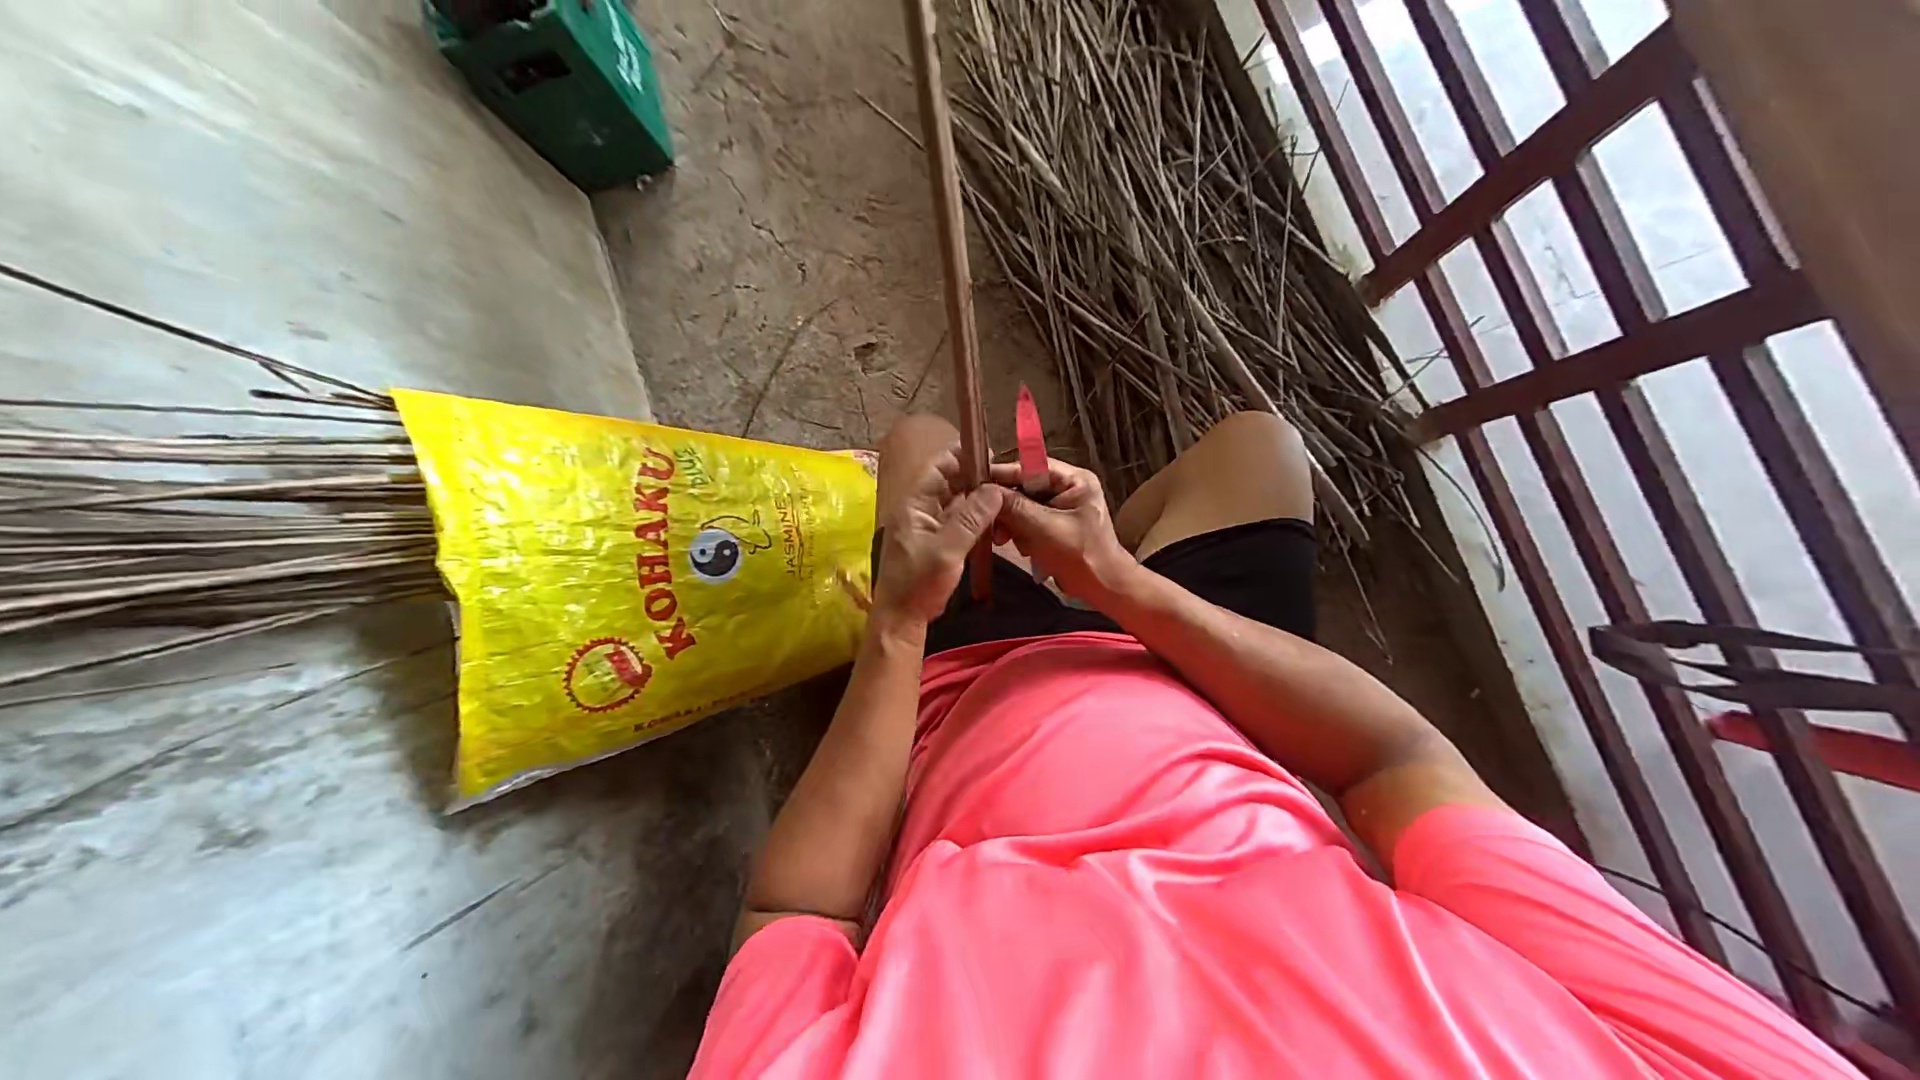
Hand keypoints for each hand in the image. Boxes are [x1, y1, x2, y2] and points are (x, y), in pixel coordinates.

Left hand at [872, 450, 1005, 629]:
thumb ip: (971, 518)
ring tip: (1006, 496)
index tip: (992, 456)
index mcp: (915, 503)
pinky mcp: (937, 540)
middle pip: (951, 481)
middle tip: (1007, 478)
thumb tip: (995, 488)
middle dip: (977, 477)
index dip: (963, 456)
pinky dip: (976, 517)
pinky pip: (959, 519)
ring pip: (957, 500)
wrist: (902, 618)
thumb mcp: (948, 549)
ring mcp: (929, 524)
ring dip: (979, 498)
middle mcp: (921, 508)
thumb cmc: (919, 583)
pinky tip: (995, 518)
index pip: (939, 466)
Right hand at [990, 457, 1134, 604]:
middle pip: (1023, 486)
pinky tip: (1023, 547)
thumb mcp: (1045, 529)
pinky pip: (1026, 521)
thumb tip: (984, 492)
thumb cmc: (1081, 555)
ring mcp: (1059, 506)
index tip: (976, 483)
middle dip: (1008, 507)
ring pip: (1021, 505)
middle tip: (993, 525)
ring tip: (1007, 540)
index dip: (1003, 474)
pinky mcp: (1052, 525)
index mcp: (1073, 479)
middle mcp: (1066, 487)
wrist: (1103, 588)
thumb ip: (1015, 507)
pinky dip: (1020, 533)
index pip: (1031, 466)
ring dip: (1012, 523)